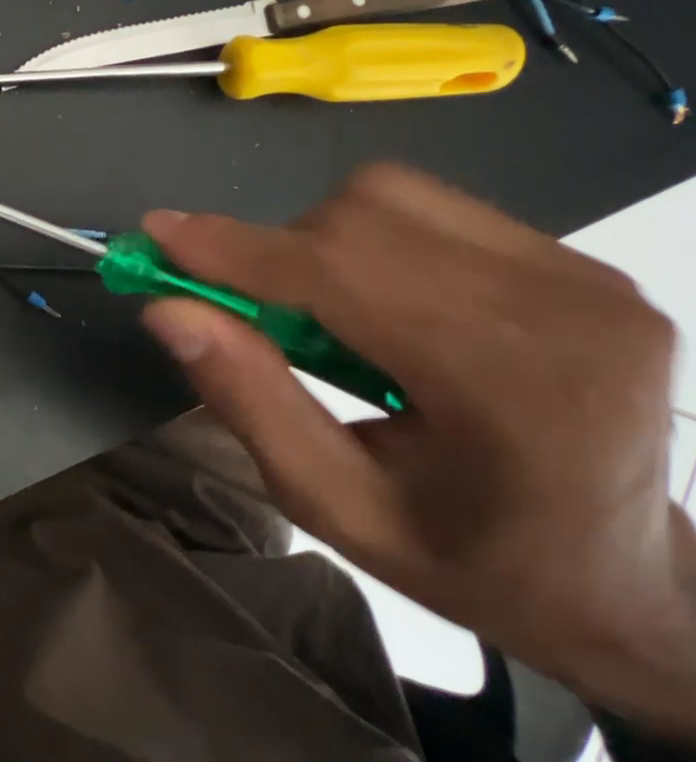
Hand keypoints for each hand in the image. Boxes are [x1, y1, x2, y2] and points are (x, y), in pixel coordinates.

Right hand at [140, 163, 695, 735]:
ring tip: (312, 314)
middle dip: (271, 250)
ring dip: (316, 240)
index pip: (345, 273)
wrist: (622, 581)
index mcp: (513, 385)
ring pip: (394, 198)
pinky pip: (431, 210)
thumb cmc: (466, 561)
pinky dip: (365, 241)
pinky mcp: (580, 264)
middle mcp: (565, 309)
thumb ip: (248, 400)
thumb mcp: (332, 504)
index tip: (156, 236)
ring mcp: (585, 278)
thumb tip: (167, 310)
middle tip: (231, 306)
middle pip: (364, 218)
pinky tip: (370, 305)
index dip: (237, 248)